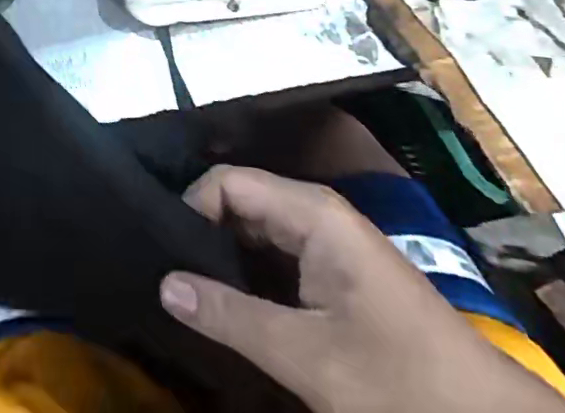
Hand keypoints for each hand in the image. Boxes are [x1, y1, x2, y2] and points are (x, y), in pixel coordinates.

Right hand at [160, 166, 564, 412]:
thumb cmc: (402, 381)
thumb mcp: (308, 355)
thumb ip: (230, 315)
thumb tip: (163, 283)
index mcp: (313, 212)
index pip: (228, 182)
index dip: (192, 208)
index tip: (166, 254)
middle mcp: (317, 215)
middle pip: (239, 201)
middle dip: (201, 233)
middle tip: (165, 274)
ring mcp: (327, 244)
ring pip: (254, 232)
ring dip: (221, 258)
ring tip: (185, 291)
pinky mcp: (334, 273)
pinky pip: (274, 258)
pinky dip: (246, 276)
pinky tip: (225, 305)